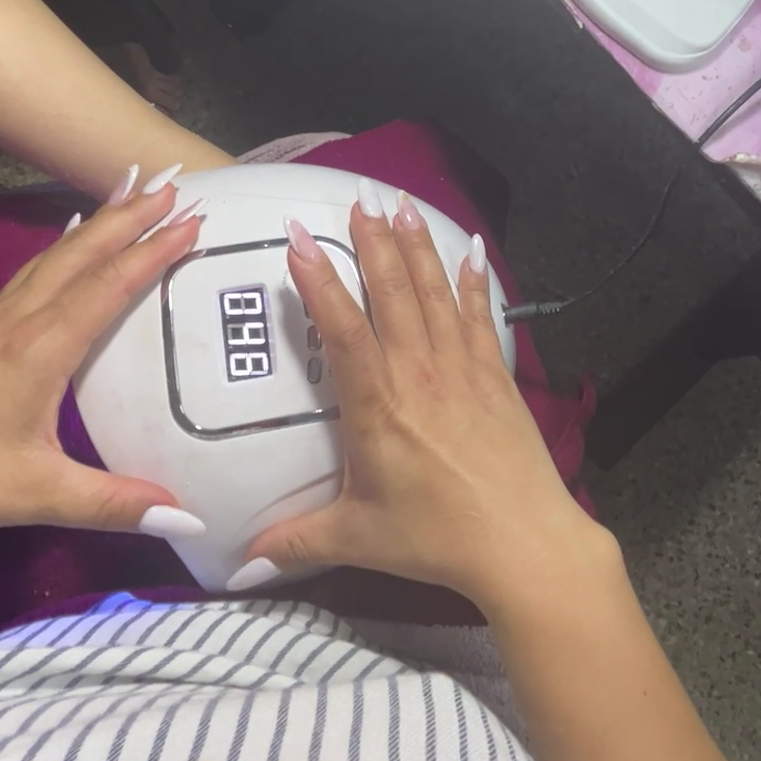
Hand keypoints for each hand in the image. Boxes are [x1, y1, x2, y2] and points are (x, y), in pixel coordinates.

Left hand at [0, 165, 208, 547]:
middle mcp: (14, 322)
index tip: (191, 221)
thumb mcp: (32, 496)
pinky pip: (29, 275)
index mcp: (36, 350)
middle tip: (173, 187)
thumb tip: (188, 515)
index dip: (152, 252)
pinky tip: (67, 250)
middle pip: (78, 254)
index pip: (106, 287)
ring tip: (129, 196)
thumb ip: (113, 504)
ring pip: (50, 258)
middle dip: (128, 217)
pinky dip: (64, 250)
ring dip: (96, 225)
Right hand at [241, 191, 611, 609]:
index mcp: (377, 403)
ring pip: (435, 292)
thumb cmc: (436, 537)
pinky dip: (473, 281)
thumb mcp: (358, 538)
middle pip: (392, 291)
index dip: (319, 279)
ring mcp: (462, 367)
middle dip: (372, 240)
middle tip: (358, 196)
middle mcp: (419, 370)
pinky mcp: (496, 374)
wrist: (522, 540)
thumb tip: (238, 564)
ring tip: (402, 203)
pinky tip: (470, 249)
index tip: (300, 235)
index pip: (341, 327)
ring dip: (417, 245)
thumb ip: (297, 541)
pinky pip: (481, 316)